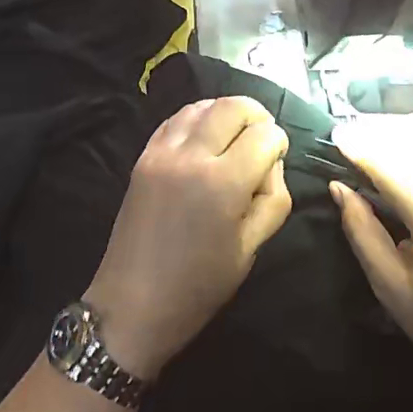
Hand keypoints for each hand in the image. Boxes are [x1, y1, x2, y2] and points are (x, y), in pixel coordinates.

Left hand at [84, 97, 292, 378]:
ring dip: (227, 114)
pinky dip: (198, 118)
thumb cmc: (199, 286)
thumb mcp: (251, 248)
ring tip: (235, 138)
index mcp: (223, 183)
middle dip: (258, 117)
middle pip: (235, 106)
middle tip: (262, 141)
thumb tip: (272, 164)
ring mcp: (162, 153)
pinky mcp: (143, 157)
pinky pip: (175, 119)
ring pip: (203, 105)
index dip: (280, 143)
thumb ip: (273, 198)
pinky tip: (206, 140)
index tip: (277, 161)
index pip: (265, 135)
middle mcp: (192, 156)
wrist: (132, 306)